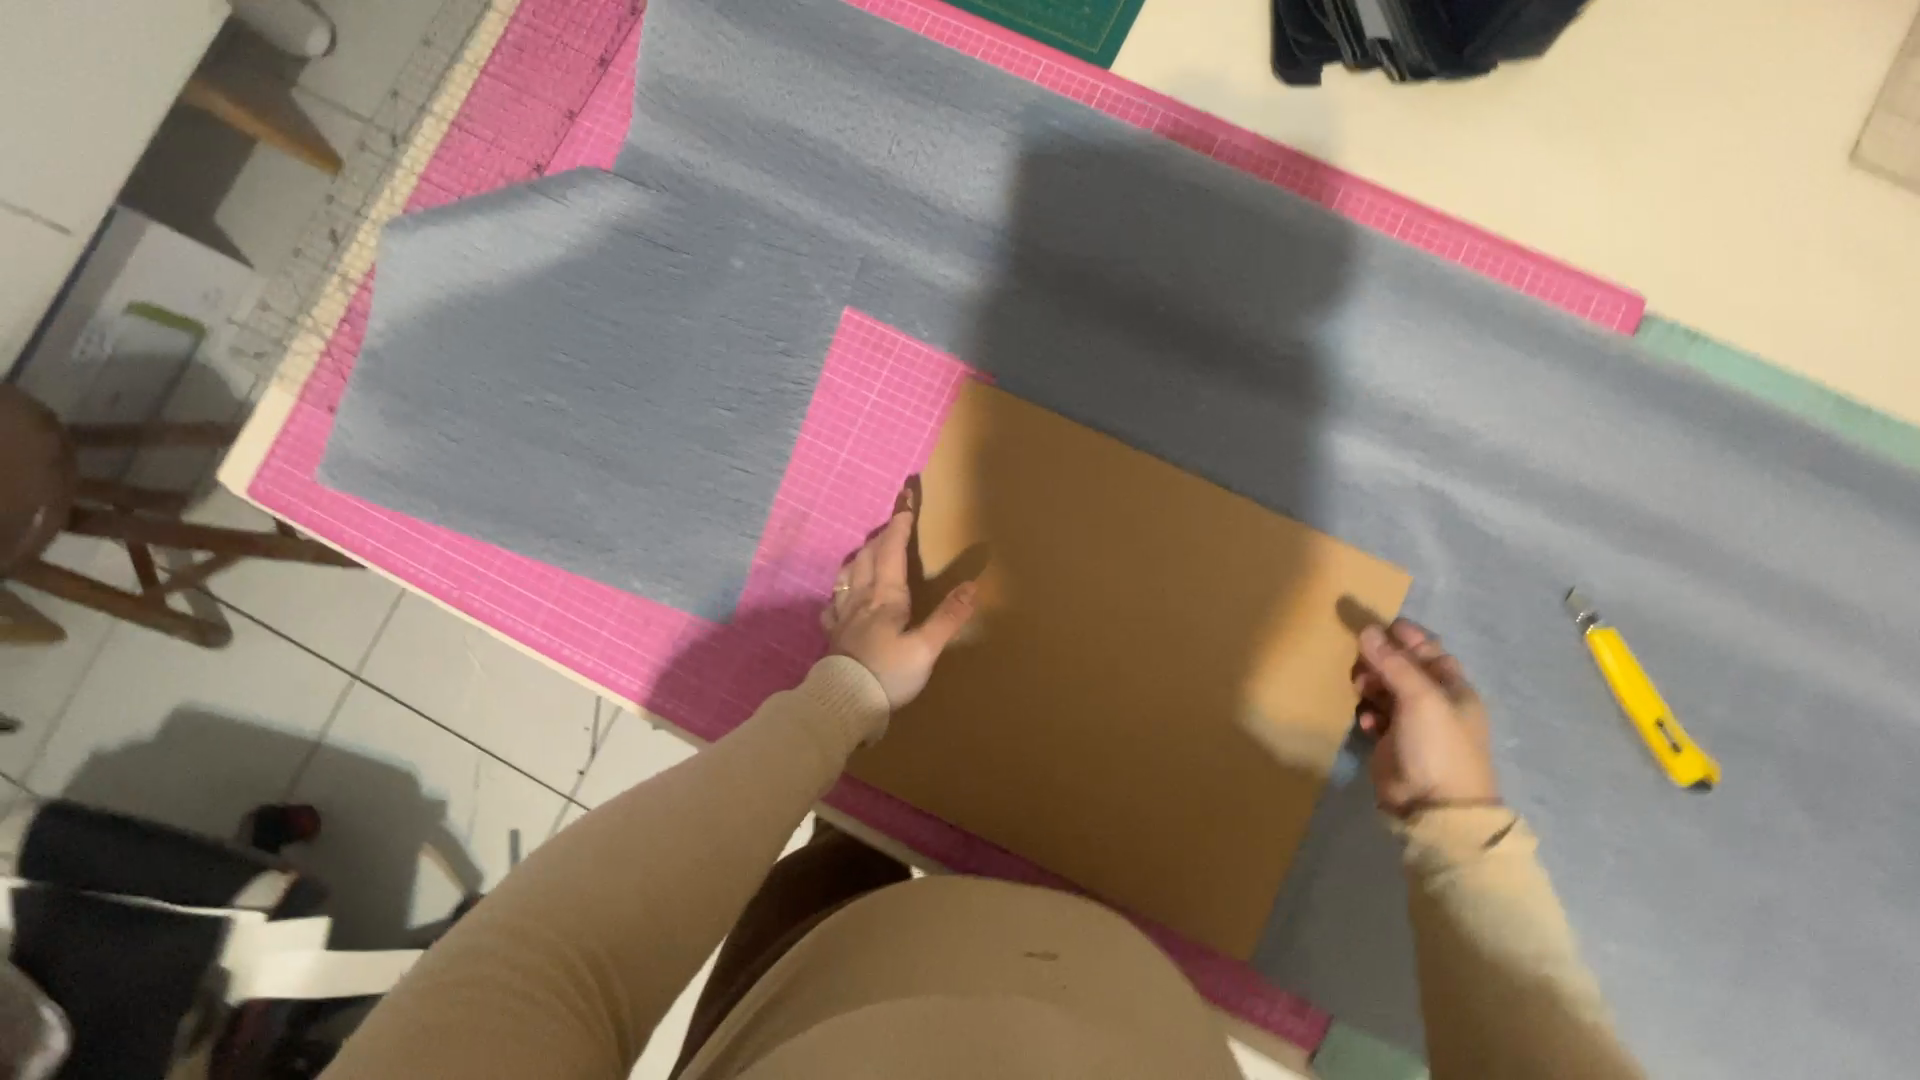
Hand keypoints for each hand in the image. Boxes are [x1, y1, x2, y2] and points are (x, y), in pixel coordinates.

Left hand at [823, 509, 976, 708]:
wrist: (843, 702)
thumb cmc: (888, 674)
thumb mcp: (926, 648)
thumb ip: (948, 616)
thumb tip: (973, 585)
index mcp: (886, 597)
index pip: (891, 549)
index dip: (899, 523)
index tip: (904, 499)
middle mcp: (861, 598)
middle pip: (868, 555)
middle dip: (882, 534)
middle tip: (894, 522)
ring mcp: (843, 616)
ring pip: (848, 574)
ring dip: (860, 556)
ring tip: (869, 551)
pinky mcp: (833, 635)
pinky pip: (833, 603)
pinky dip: (841, 590)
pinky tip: (842, 595)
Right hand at [1353, 619, 1499, 816]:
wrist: (1436, 807)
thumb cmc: (1438, 746)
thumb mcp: (1420, 698)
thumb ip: (1393, 663)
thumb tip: (1367, 630)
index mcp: (1453, 688)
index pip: (1429, 650)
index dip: (1405, 636)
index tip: (1376, 625)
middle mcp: (1434, 702)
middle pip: (1401, 668)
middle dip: (1379, 661)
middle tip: (1360, 663)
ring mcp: (1413, 723)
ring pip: (1385, 690)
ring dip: (1370, 685)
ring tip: (1360, 691)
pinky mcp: (1392, 743)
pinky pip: (1375, 716)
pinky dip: (1368, 714)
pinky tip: (1365, 721)